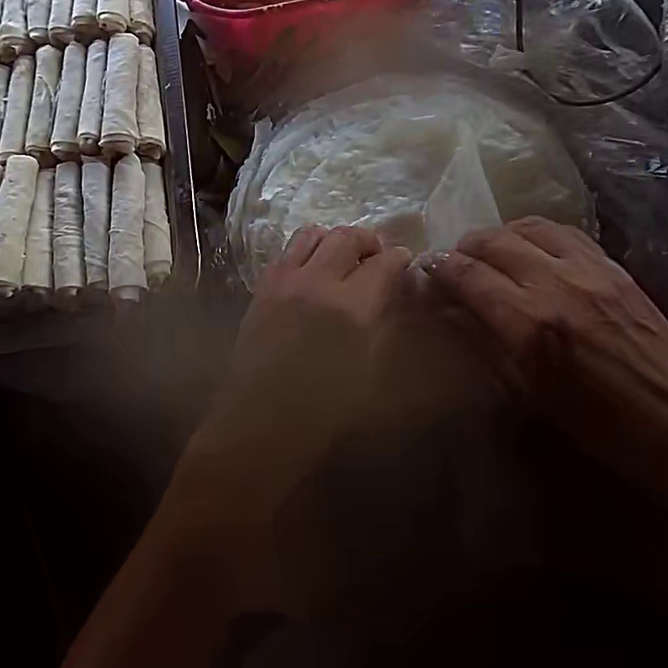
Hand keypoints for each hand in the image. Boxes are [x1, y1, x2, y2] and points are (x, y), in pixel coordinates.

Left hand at [162, 226, 410, 603]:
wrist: (257, 431)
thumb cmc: (324, 419)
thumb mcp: (375, 380)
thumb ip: (393, 334)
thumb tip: (407, 304)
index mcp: (352, 309)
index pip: (387, 263)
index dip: (404, 261)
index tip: (410, 266)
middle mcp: (315, 284)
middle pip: (348, 238)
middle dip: (372, 242)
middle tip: (382, 257)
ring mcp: (281, 284)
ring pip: (313, 235)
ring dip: (335, 240)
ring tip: (348, 258)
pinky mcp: (259, 291)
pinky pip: (284, 253)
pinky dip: (304, 250)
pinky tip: (313, 270)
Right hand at [427, 217, 667, 497]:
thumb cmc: (598, 425)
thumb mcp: (529, 391)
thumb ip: (487, 342)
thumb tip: (452, 312)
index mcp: (528, 323)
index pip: (466, 275)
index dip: (438, 267)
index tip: (424, 269)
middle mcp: (556, 285)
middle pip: (492, 241)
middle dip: (462, 246)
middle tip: (452, 262)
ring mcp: (590, 272)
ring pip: (528, 227)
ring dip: (499, 235)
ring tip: (489, 251)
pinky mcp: (616, 270)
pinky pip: (565, 234)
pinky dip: (536, 234)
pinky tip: (531, 249)